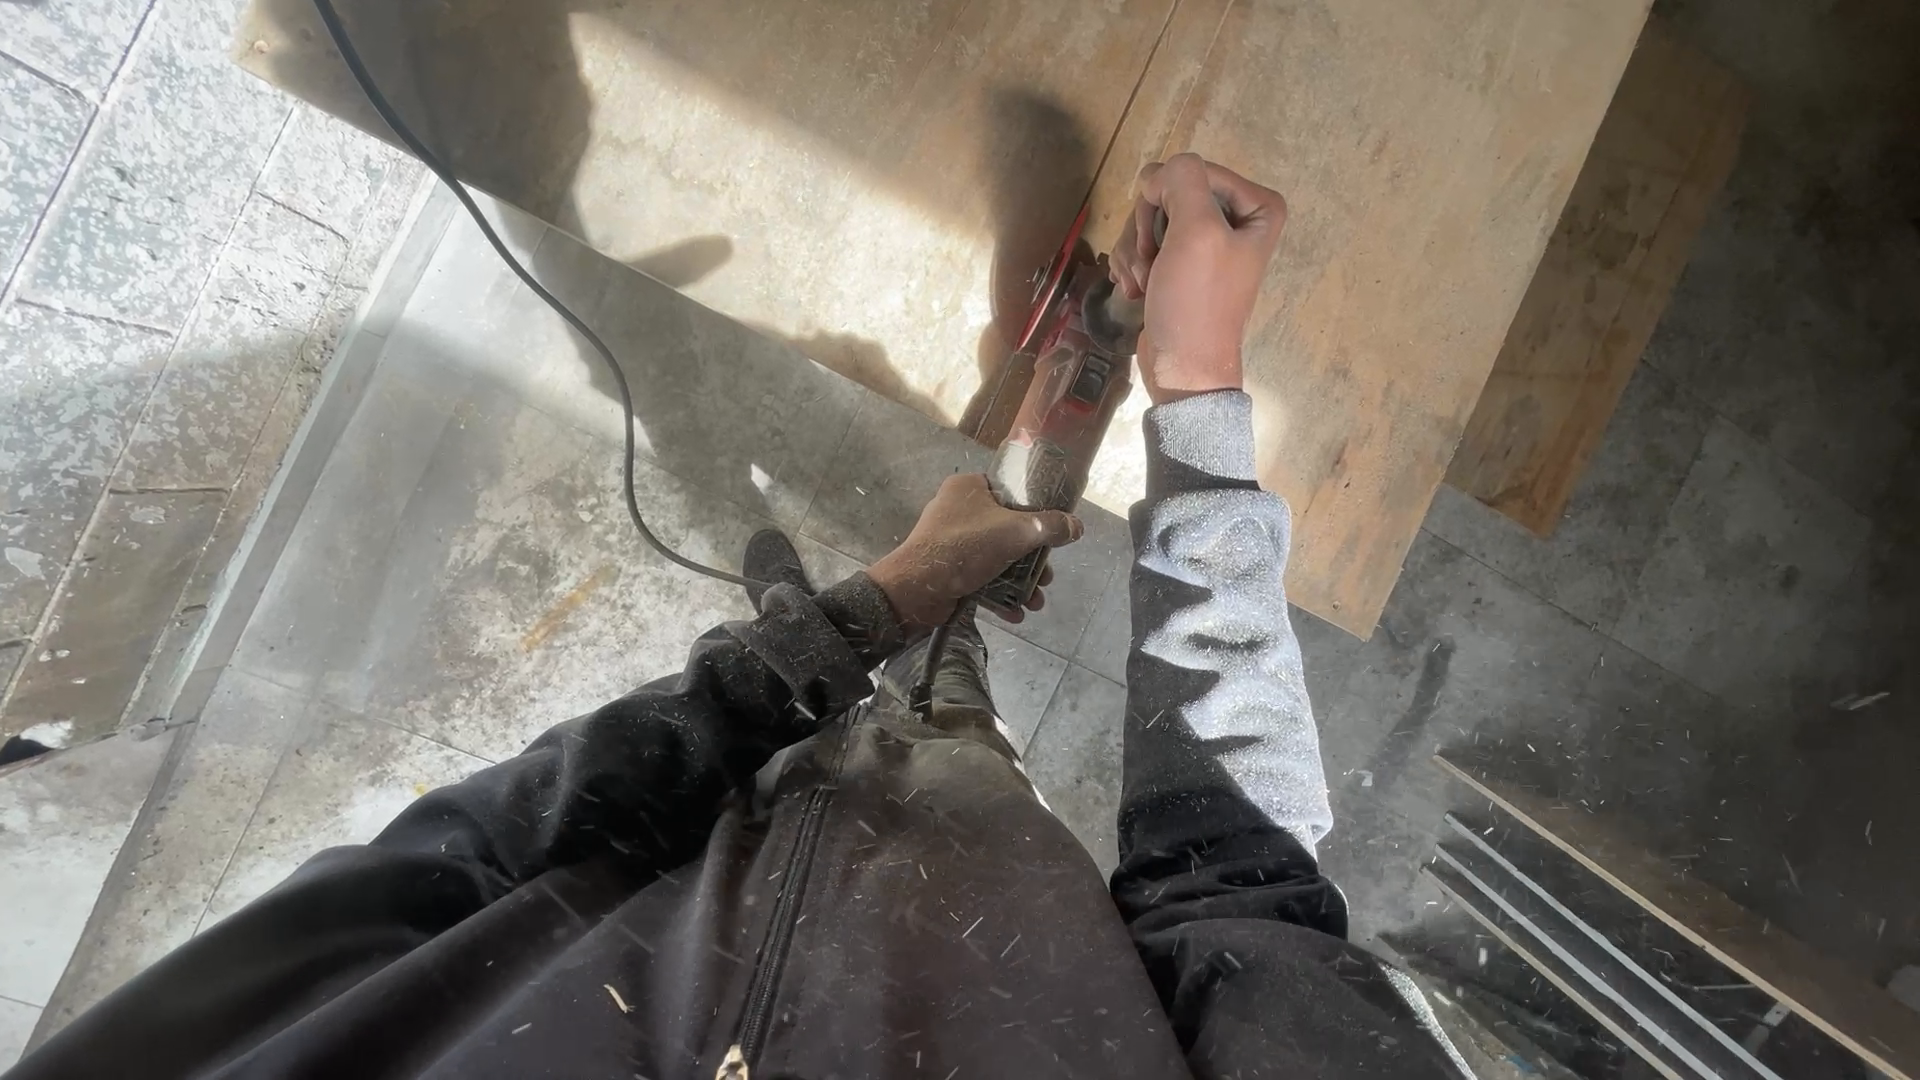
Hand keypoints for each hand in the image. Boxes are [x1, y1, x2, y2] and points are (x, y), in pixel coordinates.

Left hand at [868, 474, 1082, 628]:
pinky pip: (980, 577)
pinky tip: (1016, 613)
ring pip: (997, 558)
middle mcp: (958, 510)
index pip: (1008, 492)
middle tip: (1047, 577)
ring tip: (1035, 602)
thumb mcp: (1017, 532)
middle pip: (1007, 530)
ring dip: (1019, 581)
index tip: (1050, 534)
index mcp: (969, 488)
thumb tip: (1077, 526)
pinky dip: (999, 593)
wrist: (917, 588)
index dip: (1033, 512)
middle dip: (1032, 560)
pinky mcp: (947, 569)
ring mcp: (950, 541)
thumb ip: (1051, 527)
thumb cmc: (967, 547)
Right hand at [1108, 154, 1286, 403]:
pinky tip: (1137, 289)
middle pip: (1167, 194)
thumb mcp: (1195, 230)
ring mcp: (1202, 244)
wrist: (1182, 366)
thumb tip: (1156, 175)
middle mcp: (1233, 219)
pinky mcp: (1176, 266)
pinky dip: (1133, 267)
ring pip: (1148, 220)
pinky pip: (1142, 244)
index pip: (1191, 170)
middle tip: (1150, 263)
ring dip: (1135, 252)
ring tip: (1143, 282)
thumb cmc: (1196, 302)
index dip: (1165, 198)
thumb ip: (1181, 180)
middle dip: (1147, 230)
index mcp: (1256, 206)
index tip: (1160, 239)